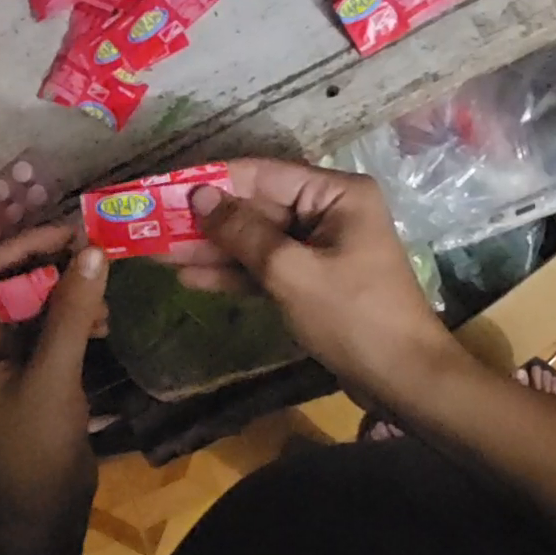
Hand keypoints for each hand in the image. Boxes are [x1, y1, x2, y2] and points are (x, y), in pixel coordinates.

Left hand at [0, 226, 107, 554]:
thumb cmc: (32, 456)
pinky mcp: (30, 380)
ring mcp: (2, 367)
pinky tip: (104, 321)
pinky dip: (75, 322)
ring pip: (32, 310)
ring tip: (105, 294)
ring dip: (67, 296)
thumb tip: (94, 250)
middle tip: (95, 254)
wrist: (42, 527)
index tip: (69, 233)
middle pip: (7, 290)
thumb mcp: (52, 380)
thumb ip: (72, 314)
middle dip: (50, 270)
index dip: (22, 249)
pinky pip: (49, 334)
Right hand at [164, 159, 461, 400]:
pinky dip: (235, 274)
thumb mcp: (293, 272)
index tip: (165, 188)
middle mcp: (330, 212)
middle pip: (258, 207)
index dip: (212, 181)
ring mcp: (321, 247)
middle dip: (207, 220)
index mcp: (337, 194)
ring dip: (213, 249)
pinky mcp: (314, 280)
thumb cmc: (353, 317)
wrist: (403, 380)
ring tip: (158, 253)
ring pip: (258, 240)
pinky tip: (192, 278)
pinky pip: (268, 268)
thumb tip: (199, 196)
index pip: (264, 175)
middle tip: (152, 225)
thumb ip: (244, 233)